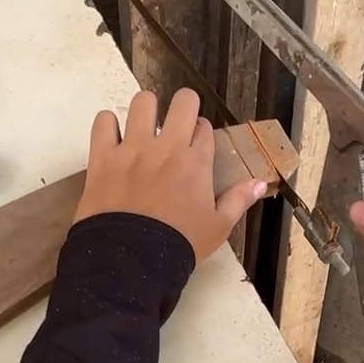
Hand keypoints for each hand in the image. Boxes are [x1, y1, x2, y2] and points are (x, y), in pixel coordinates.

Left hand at [74, 89, 265, 261]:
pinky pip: (103, 122)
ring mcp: (132, 149)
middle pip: (182, 102)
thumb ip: (238, 201)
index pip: (204, 128)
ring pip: (141, 103)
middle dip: (182, 106)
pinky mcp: (102, 158)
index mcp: (196, 162)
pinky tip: (113, 137)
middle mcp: (166, 147)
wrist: (133, 260)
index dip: (201, 132)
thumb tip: (260, 183)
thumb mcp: (217, 227)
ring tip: (143, 126)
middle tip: (175, 122)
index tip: (196, 144)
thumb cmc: (179, 245)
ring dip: (145, 110)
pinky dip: (108, 124)